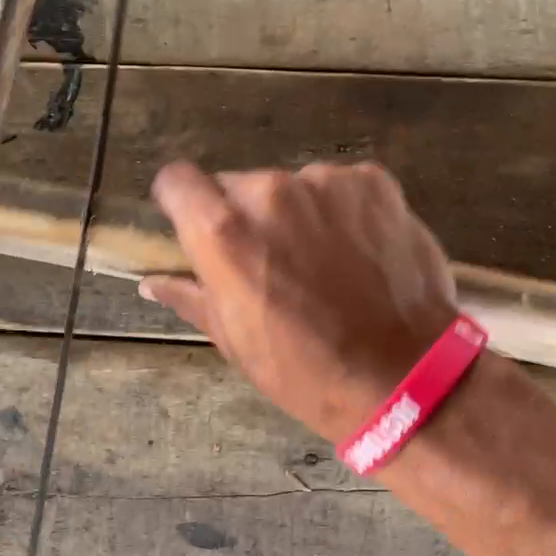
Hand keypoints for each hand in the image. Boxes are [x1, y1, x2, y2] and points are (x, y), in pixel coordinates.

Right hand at [141, 160, 458, 444]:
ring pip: (290, 187)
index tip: (193, 222)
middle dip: (244, 216)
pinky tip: (358, 251)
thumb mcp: (233, 339)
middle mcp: (268, 192)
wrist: (404, 376)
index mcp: (222, 231)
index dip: (181, 200)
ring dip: (295, 213)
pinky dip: (340, 211)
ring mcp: (324, 182)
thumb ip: (189, 295)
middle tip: (270, 261)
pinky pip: (339, 188)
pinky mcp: (372, 182)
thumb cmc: (303, 368)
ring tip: (323, 262)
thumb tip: (151, 282)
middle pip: (236, 186)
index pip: (175, 179)